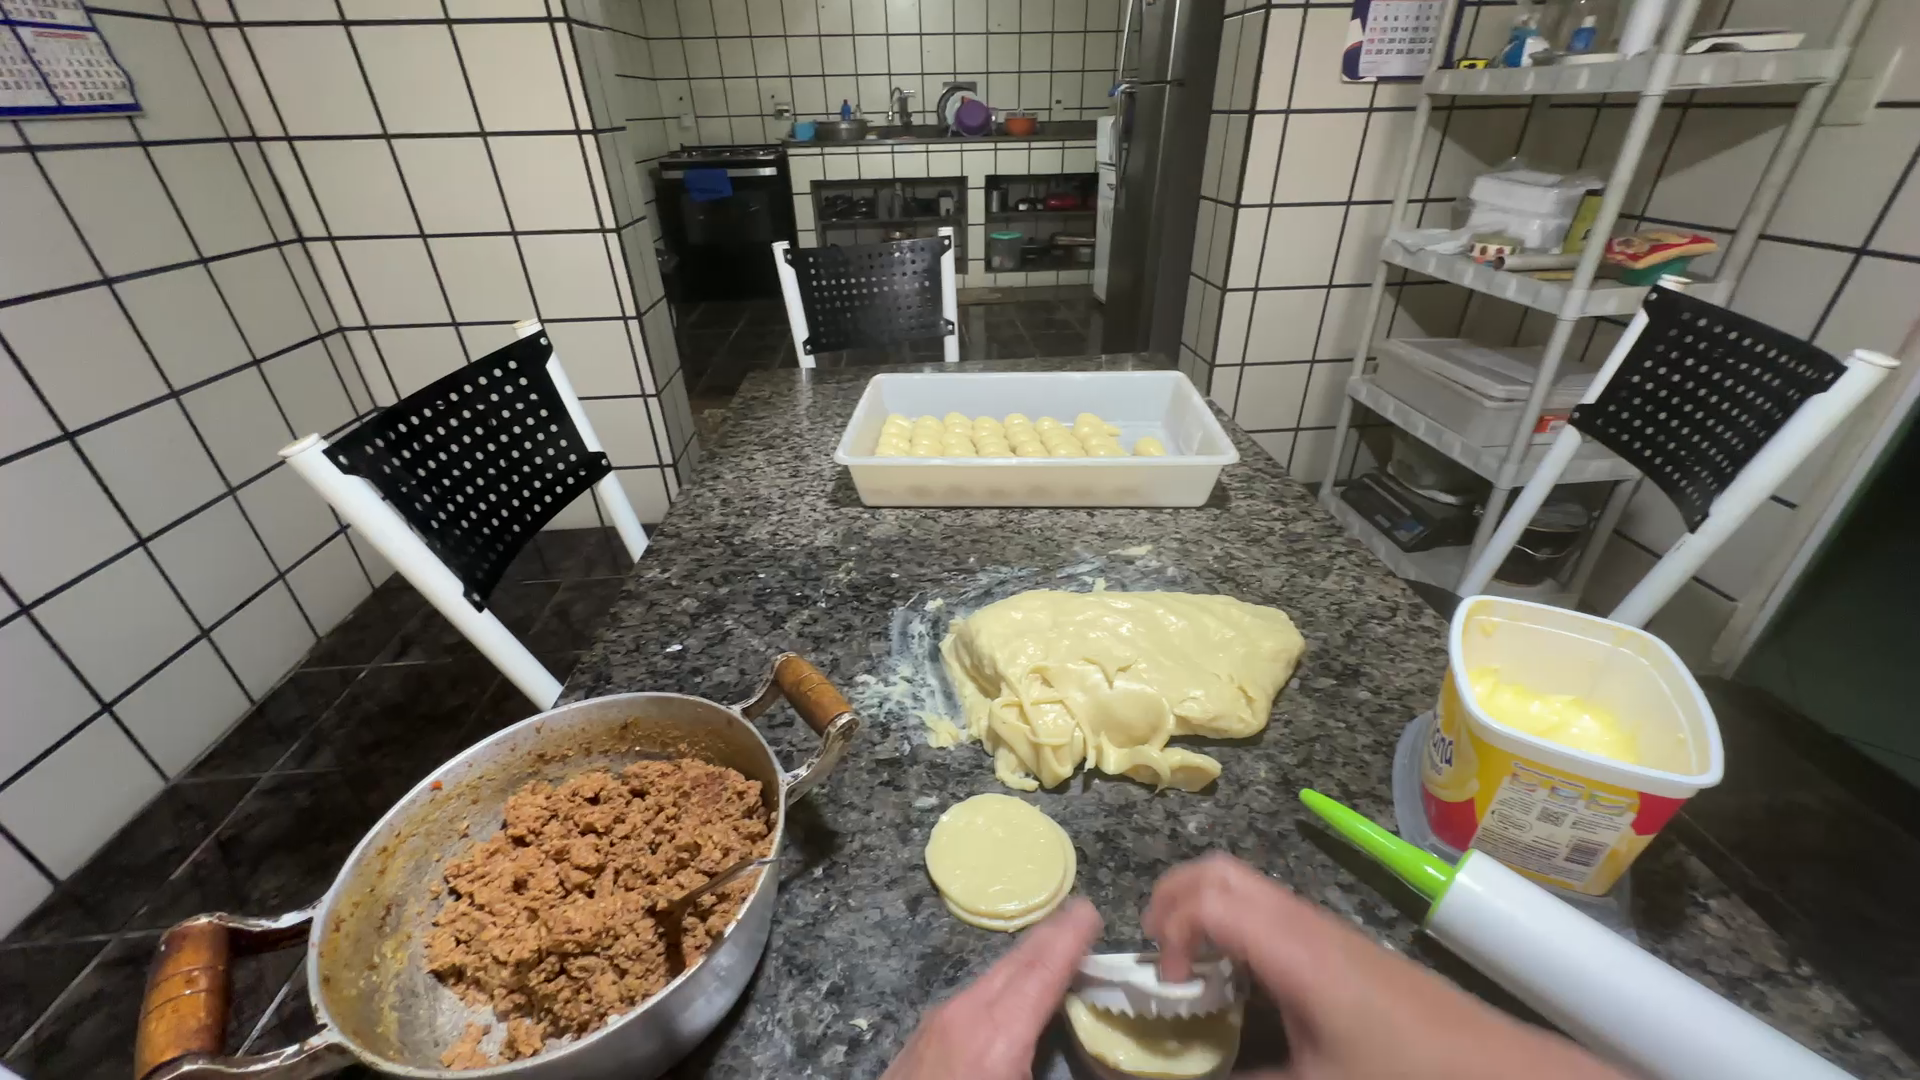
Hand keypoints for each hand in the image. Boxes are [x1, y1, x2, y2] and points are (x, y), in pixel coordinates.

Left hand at [882, 898, 1102, 1079]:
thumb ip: (1057, 1069)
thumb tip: (1107, 1070)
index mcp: (997, 1038)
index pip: (1041, 972)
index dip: (1069, 939)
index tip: (1091, 910)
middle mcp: (965, 1015)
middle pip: (1016, 962)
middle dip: (1051, 936)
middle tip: (1081, 916)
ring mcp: (937, 1022)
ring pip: (993, 976)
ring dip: (1027, 958)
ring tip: (1056, 947)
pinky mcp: (923, 1036)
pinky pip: (974, 994)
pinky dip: (1004, 981)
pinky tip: (1012, 990)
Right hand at [1143, 853, 1628, 1079]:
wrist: (1502, 1074)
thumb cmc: (1406, 1078)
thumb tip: (1197, 1076)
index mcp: (1292, 950)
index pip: (1207, 901)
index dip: (1172, 932)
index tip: (1171, 986)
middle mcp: (1300, 921)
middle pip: (1217, 870)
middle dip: (1171, 897)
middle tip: (1157, 950)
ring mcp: (1319, 925)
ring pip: (1240, 881)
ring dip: (1199, 906)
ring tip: (1187, 961)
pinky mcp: (1334, 939)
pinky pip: (1262, 904)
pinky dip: (1228, 920)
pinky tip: (1238, 975)